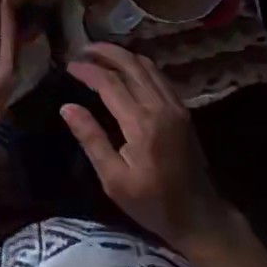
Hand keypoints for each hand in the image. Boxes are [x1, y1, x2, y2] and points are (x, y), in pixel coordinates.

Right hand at [61, 43, 230, 249]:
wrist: (199, 217)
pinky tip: (127, 68)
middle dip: (105, 52)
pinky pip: (159, 76)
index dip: (87, 70)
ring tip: (100, 54)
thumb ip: (91, 139)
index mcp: (141, 124)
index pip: (109, 83)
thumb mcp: (114, 180)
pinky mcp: (182, 110)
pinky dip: (139, 65)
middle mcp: (159, 106)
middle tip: (83, 49)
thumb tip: (66, 107)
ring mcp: (175, 106)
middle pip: (130, 64)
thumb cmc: (153, 203)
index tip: (69, 66)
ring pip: (147, 66)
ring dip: (122, 55)